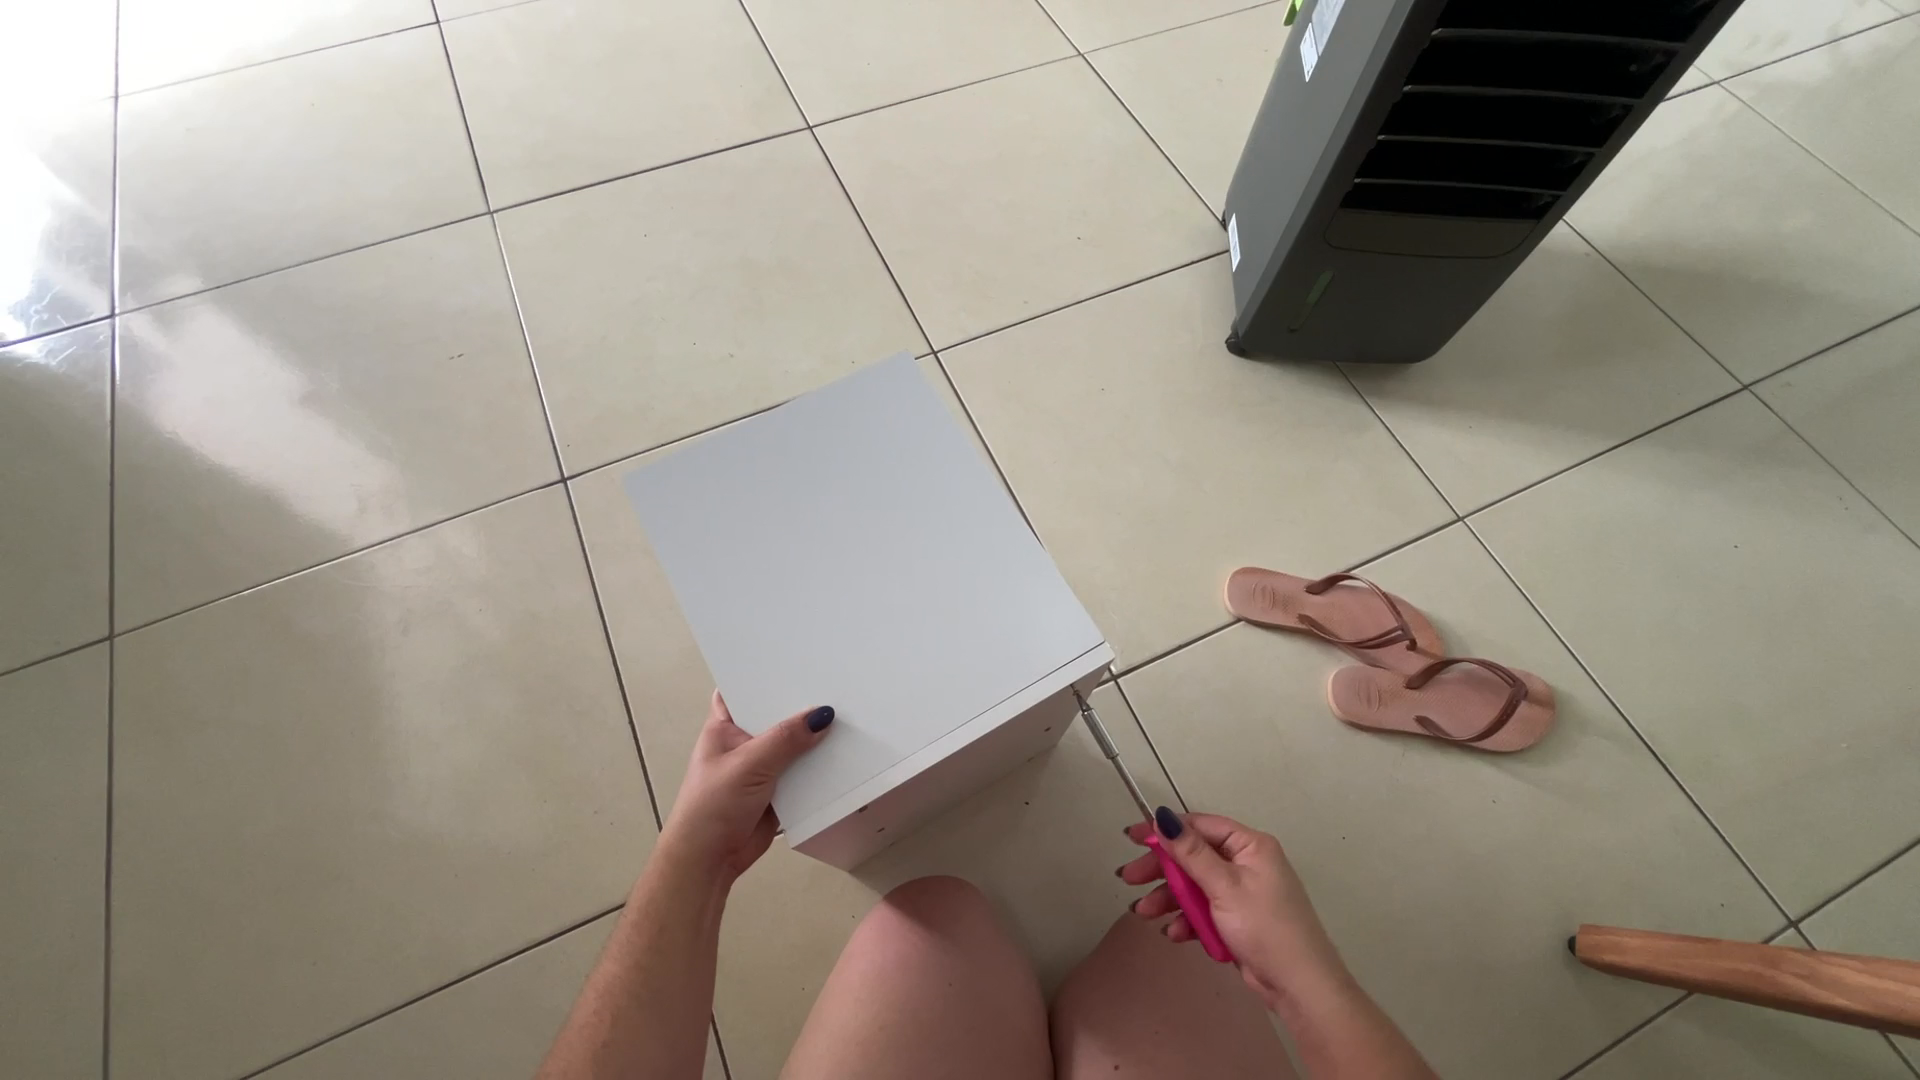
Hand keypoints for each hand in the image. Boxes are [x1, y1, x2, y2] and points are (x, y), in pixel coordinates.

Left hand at [656, 691, 833, 886]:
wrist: (710, 862)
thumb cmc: (711, 807)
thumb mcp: (748, 765)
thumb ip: (785, 739)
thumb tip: (822, 715)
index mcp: (725, 727)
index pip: (746, 690)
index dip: (768, 675)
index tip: (799, 659)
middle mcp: (746, 742)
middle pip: (778, 716)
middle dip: (801, 706)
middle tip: (835, 684)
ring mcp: (764, 766)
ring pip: (795, 745)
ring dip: (815, 738)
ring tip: (849, 713)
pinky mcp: (781, 789)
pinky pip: (805, 772)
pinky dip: (820, 767)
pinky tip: (845, 751)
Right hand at [1120, 809, 1349, 1006]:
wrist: (1300, 988)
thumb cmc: (1265, 928)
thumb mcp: (1224, 887)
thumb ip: (1190, 852)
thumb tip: (1163, 816)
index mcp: (1249, 846)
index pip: (1199, 826)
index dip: (1165, 830)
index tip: (1134, 838)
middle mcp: (1245, 863)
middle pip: (1192, 857)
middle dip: (1161, 870)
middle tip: (1128, 877)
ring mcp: (1241, 892)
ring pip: (1194, 885)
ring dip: (1169, 899)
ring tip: (1143, 913)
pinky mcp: (1237, 918)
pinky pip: (1204, 909)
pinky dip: (1187, 918)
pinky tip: (1174, 933)